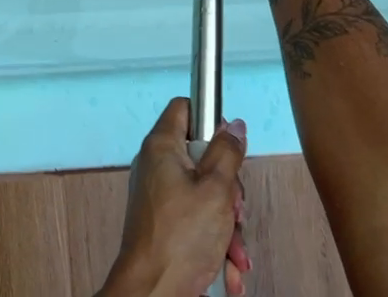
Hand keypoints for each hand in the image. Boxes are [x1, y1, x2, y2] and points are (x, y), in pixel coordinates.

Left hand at [101, 98, 248, 296]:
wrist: (153, 291)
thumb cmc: (182, 236)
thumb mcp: (216, 190)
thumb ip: (227, 153)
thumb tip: (234, 125)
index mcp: (162, 146)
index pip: (185, 108)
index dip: (211, 119)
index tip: (230, 146)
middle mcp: (158, 166)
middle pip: (203, 158)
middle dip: (228, 189)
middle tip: (234, 211)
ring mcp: (160, 196)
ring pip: (206, 195)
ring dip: (228, 225)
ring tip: (234, 252)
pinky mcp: (165, 224)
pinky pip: (198, 221)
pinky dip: (216, 243)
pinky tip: (227, 269)